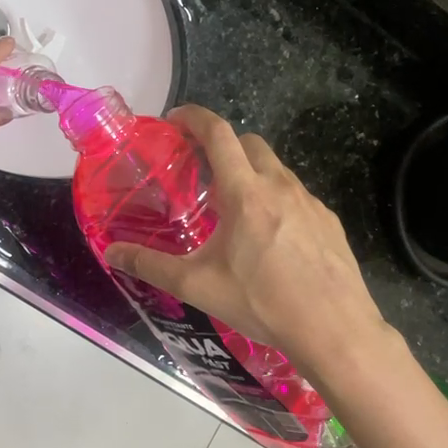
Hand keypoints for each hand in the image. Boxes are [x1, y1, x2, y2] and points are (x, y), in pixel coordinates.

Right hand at [102, 105, 388, 373]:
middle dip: (222, 144)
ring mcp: (310, 203)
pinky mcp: (330, 222)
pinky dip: (275, 199)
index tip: (175, 119)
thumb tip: (111, 253)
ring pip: (275, 168)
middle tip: (199, 167)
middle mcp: (280, 187)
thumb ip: (150, 265)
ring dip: (250, 172)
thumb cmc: (262, 302)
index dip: (194, 117)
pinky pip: (296, 195)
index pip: (218, 133)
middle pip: (249, 142)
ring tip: (231, 206)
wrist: (335, 331)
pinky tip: (267, 236)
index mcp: (245, 193)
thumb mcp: (197, 286)